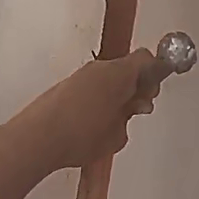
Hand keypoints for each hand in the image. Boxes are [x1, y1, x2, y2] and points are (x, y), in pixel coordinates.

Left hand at [7, 50, 167, 170]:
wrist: (38, 139)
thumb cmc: (79, 135)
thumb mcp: (118, 132)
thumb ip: (130, 115)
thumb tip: (132, 109)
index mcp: (119, 74)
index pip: (147, 60)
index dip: (157, 72)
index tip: (161, 83)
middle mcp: (99, 69)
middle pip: (128, 67)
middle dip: (138, 85)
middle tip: (141, 107)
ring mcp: (80, 76)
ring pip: (110, 77)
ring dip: (119, 93)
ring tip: (117, 120)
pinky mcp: (66, 86)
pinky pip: (93, 85)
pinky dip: (101, 98)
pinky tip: (97, 122)